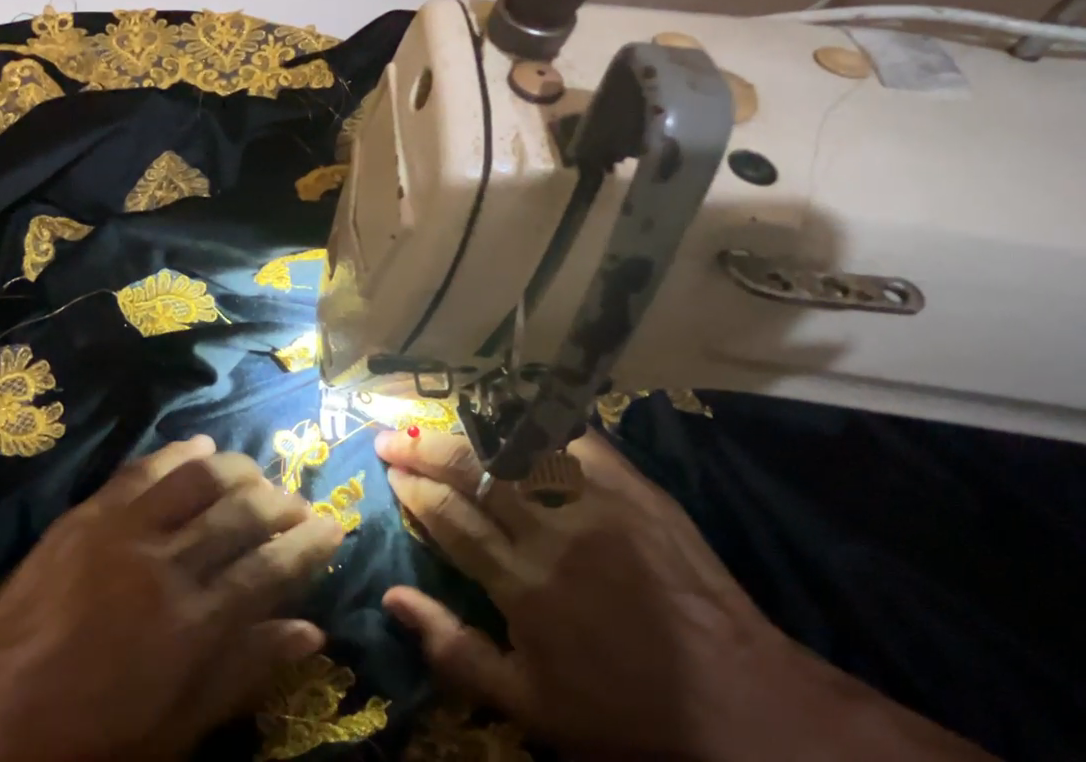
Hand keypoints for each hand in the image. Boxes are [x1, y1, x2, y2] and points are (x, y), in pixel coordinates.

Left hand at [0, 434, 346, 760]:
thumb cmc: (93, 729)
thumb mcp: (179, 725)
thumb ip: (245, 672)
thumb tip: (310, 631)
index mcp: (198, 623)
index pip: (273, 567)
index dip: (310, 543)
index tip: (334, 526)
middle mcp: (169, 563)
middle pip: (241, 513)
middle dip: (280, 502)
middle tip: (299, 501)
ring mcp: (124, 530)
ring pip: (196, 478)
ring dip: (235, 468)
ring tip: (255, 472)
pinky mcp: (88, 513)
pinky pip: (142, 469)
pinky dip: (175, 453)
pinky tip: (196, 446)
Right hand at [376, 427, 994, 761]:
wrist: (742, 702)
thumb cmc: (623, 710)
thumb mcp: (528, 704)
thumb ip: (454, 649)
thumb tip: (391, 599)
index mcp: (521, 583)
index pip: (448, 517)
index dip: (412, 489)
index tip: (388, 471)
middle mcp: (552, 532)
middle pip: (473, 470)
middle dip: (424, 447)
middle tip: (392, 436)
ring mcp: (598, 504)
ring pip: (517, 448)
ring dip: (471, 432)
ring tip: (440, 424)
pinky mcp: (637, 491)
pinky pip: (577, 441)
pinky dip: (539, 427)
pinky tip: (516, 421)